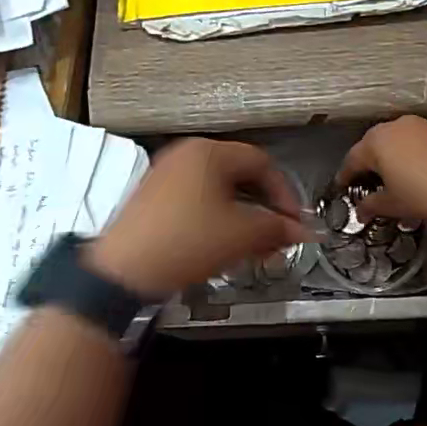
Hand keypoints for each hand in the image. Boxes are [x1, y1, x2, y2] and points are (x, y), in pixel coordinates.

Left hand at [87, 139, 309, 298]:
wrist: (126, 272)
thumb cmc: (181, 244)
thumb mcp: (242, 234)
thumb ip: (278, 228)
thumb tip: (300, 230)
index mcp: (207, 153)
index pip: (262, 163)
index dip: (285, 193)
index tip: (293, 221)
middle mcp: (184, 158)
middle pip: (240, 178)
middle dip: (264, 211)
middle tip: (277, 238)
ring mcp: (165, 179)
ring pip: (218, 194)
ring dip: (243, 221)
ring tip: (254, 250)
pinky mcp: (153, 203)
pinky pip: (197, 206)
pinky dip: (217, 224)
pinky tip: (224, 250)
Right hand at [336, 116, 426, 233]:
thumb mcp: (394, 205)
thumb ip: (371, 205)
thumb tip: (361, 209)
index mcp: (376, 141)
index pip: (351, 160)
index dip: (344, 178)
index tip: (342, 191)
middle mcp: (394, 126)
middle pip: (371, 148)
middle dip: (366, 169)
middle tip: (365, 191)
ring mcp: (419, 126)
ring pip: (393, 145)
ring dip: (387, 164)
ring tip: (390, 188)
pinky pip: (412, 145)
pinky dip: (406, 160)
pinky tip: (412, 179)